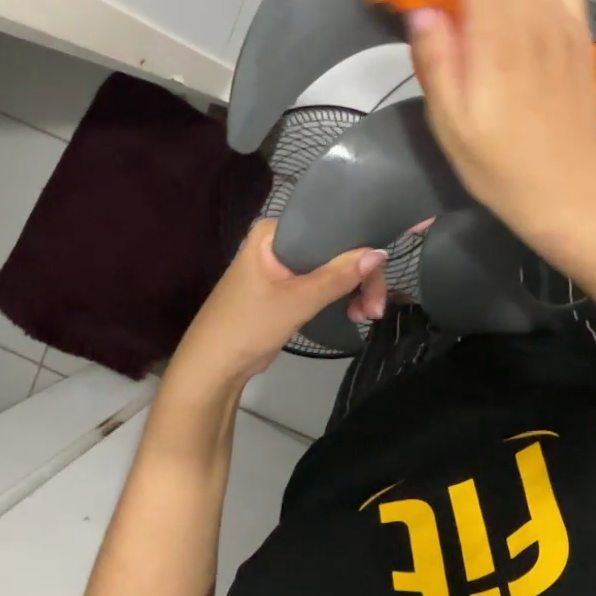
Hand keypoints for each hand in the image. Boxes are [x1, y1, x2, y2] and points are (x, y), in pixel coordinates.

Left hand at [169, 220, 387, 388]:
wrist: (215, 367)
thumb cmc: (248, 325)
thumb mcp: (297, 300)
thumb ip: (338, 276)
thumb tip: (381, 253)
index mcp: (273, 233)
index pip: (329, 228)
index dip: (359, 248)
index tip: (378, 277)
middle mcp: (278, 243)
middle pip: (334, 250)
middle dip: (360, 278)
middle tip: (376, 309)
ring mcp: (282, 267)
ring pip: (332, 269)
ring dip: (354, 291)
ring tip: (366, 316)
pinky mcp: (287, 289)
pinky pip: (323, 284)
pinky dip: (340, 298)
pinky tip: (354, 314)